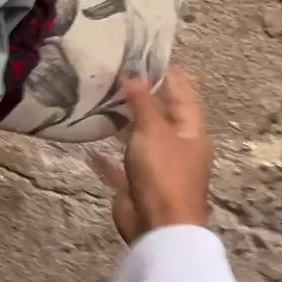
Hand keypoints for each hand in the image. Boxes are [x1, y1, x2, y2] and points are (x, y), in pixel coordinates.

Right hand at [89, 67, 211, 243]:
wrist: (159, 227)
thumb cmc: (163, 174)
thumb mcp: (154, 131)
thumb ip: (143, 102)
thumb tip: (134, 74)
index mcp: (191, 133)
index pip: (183, 95)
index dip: (169, 75)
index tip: (149, 55)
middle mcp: (178, 147)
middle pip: (163, 116)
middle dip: (146, 95)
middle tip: (120, 72)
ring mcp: (158, 167)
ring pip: (142, 138)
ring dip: (127, 121)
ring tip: (105, 99)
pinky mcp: (138, 184)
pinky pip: (121, 164)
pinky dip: (108, 155)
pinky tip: (91, 147)